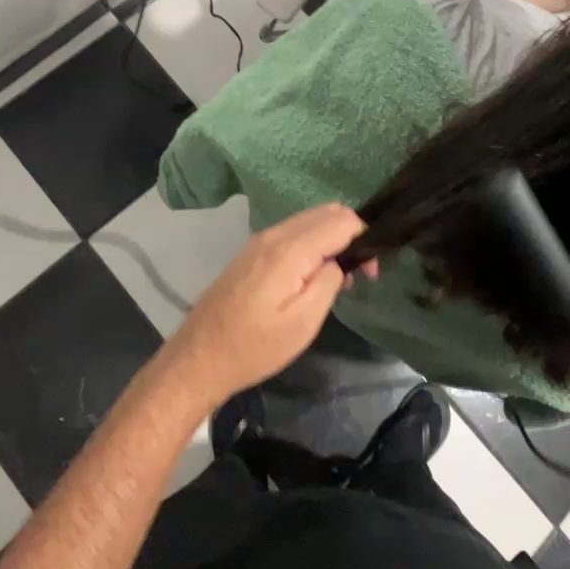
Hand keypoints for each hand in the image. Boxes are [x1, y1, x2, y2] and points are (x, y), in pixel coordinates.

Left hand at [155, 204, 367, 411]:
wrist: (199, 357)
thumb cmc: (254, 347)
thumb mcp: (303, 324)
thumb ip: (328, 283)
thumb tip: (340, 261)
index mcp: (289, 250)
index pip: (342, 221)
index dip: (365, 239)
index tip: (370, 272)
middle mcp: (275, 234)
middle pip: (327, 212)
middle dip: (352, 235)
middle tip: (359, 274)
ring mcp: (260, 240)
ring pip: (310, 219)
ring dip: (332, 238)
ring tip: (338, 277)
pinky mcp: (253, 251)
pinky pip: (294, 231)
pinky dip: (313, 242)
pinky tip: (313, 274)